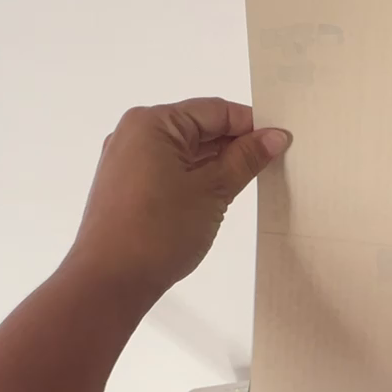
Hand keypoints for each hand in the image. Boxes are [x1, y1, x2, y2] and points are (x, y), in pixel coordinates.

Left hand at [65, 98, 289, 296]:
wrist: (110, 280)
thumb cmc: (159, 231)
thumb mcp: (212, 191)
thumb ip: (245, 159)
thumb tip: (275, 136)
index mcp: (153, 122)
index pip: (215, 111)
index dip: (251, 125)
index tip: (281, 142)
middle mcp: (135, 133)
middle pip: (199, 127)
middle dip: (235, 144)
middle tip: (273, 162)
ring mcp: (128, 160)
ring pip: (185, 150)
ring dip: (218, 162)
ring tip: (250, 180)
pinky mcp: (127, 185)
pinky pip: (170, 168)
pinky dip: (197, 176)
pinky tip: (220, 193)